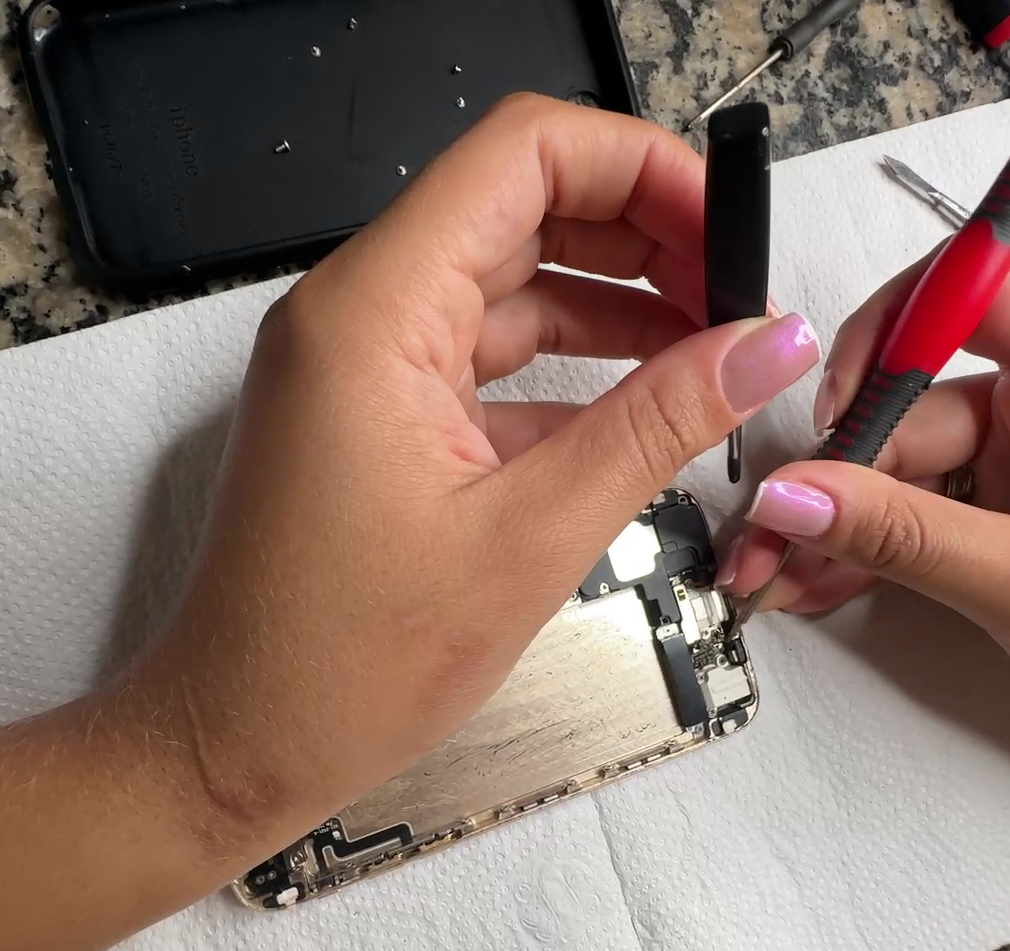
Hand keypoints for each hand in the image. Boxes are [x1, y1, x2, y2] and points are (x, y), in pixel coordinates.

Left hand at [137, 95, 821, 852]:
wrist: (242, 739)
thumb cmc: (349, 663)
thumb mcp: (531, 538)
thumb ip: (658, 424)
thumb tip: (767, 345)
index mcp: (373, 315)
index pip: (521, 153)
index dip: (640, 168)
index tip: (723, 228)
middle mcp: (354, 318)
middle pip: (518, 210)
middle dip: (639, 238)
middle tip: (733, 295)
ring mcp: (359, 368)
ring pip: (504, 288)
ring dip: (608, 308)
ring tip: (706, 349)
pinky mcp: (371, 419)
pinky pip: (479, 362)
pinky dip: (558, 373)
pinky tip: (632, 408)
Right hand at [721, 253, 1009, 782]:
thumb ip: (904, 535)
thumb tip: (786, 495)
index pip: (981, 292)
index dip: (890, 329)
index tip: (824, 405)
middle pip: (908, 409)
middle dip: (827, 478)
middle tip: (762, 539)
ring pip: (895, 473)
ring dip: (829, 527)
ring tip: (773, 578)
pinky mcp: (1006, 516)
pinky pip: (909, 517)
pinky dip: (858, 553)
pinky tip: (813, 586)